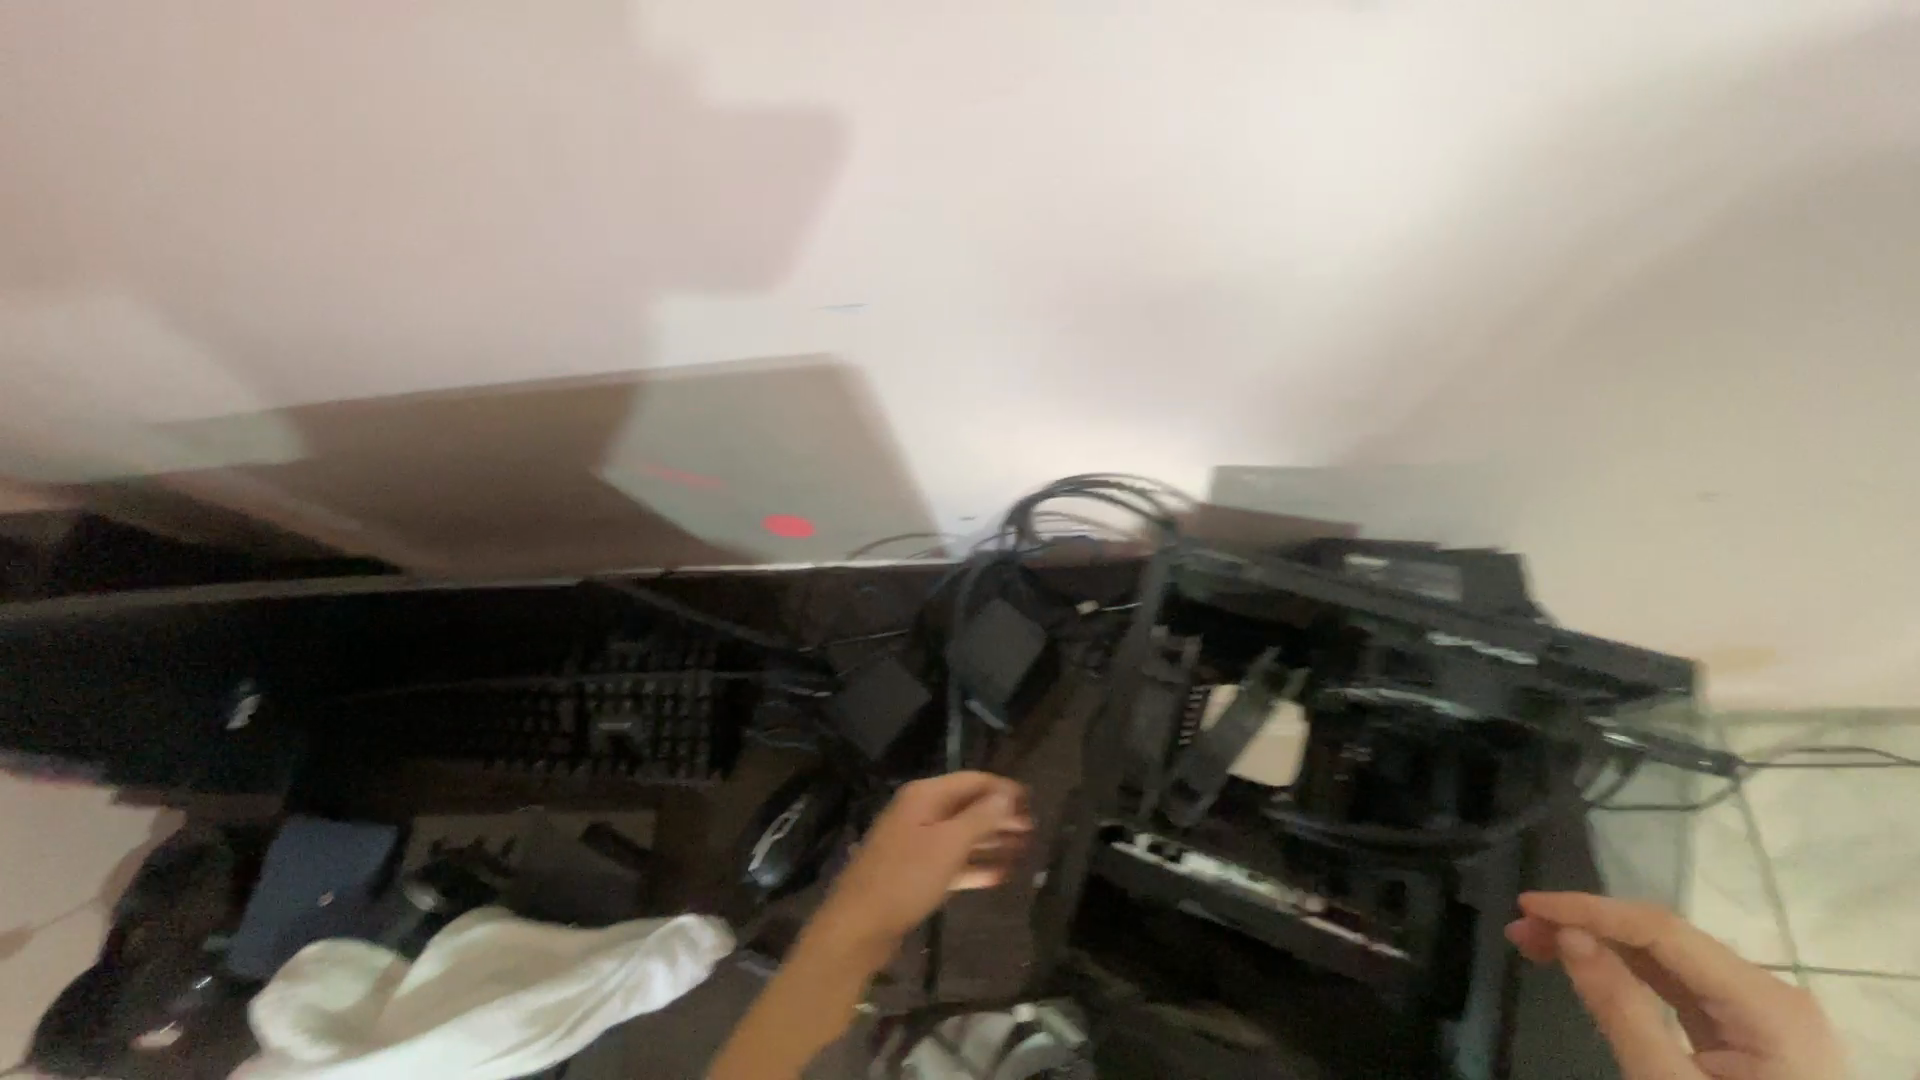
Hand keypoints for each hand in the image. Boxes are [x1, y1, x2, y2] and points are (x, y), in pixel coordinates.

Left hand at [808, 771, 1033, 962]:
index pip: (973, 781)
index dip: (1004, 789)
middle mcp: (920, 812)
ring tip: (1024, 850)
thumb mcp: (948, 844)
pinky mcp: (915, 871)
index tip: (1033, 802)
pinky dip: (974, 866)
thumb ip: (980, 817)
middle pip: (968, 807)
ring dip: (991, 841)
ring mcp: (915, 842)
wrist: (859, 926)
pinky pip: (951, 861)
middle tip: (1033, 829)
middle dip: (1000, 817)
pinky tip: (999, 875)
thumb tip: (1007, 796)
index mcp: (925, 796)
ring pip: (961, 835)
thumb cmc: (905, 878)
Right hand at [1507, 892, 1844, 1079]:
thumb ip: (1621, 1010)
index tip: (1526, 905)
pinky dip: (1621, 967)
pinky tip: (1583, 962)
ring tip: (1535, 942)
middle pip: (1662, 937)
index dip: (1589, 910)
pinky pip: (1673, 982)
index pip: (1662, 930)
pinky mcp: (1744, 1028)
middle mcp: (1770, 994)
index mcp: (1767, 1006)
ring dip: (1596, 942)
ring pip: (1662, 955)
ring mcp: (1760, 1011)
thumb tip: (1568, 936)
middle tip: (1520, 929)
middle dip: (1586, 925)